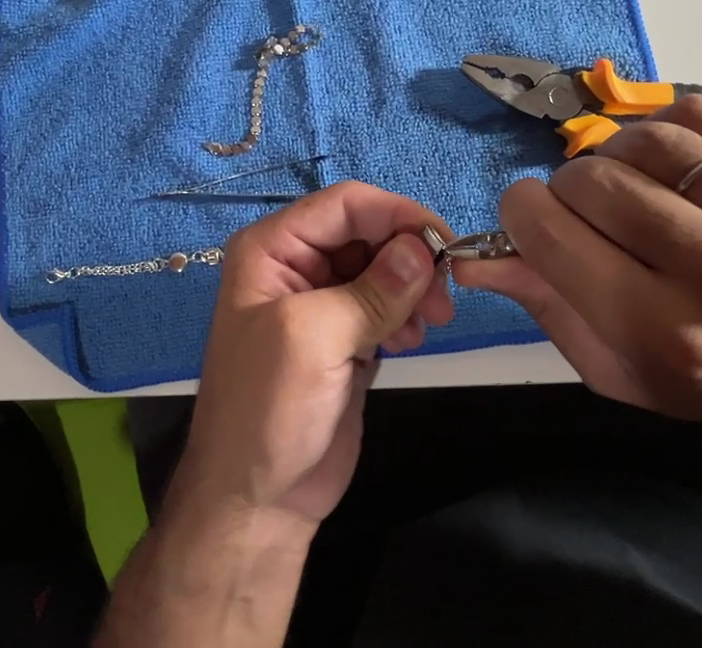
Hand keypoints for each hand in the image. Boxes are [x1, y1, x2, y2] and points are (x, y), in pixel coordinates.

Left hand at [171, 182, 454, 530]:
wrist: (257, 496)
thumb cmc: (267, 409)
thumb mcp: (314, 338)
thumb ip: (371, 291)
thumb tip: (423, 250)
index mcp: (271, 248)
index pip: (345, 205)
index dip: (397, 214)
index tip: (444, 245)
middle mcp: (294, 265)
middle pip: (368, 233)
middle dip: (409, 257)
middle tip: (443, 299)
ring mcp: (321, 302)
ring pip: (382, 268)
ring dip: (412, 288)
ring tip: (427, 327)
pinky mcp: (344, 336)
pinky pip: (385, 304)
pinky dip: (406, 314)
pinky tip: (410, 342)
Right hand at [454, 95, 701, 439]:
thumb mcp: (617, 369)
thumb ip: (544, 305)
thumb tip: (470, 255)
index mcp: (669, 335)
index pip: (552, 235)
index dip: (521, 214)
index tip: (530, 216)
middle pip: (595, 182)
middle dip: (567, 188)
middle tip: (581, 207)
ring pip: (648, 141)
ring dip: (614, 154)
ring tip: (624, 180)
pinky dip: (667, 127)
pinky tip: (671, 162)